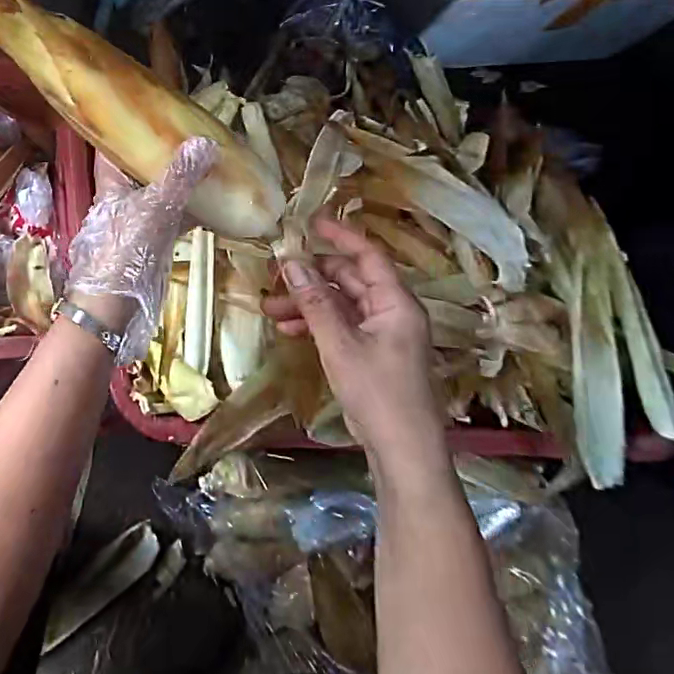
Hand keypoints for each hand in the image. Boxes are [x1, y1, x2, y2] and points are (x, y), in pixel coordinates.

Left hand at [64, 137, 218, 360]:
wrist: (112, 313)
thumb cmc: (123, 256)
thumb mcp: (153, 211)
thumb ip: (178, 179)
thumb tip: (203, 142)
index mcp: (110, 187)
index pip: (112, 149)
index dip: (125, 129)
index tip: (149, 112)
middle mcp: (120, 202)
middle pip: (140, 169)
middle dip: (164, 154)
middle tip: (194, 134)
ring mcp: (136, 224)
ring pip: (160, 194)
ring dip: (181, 182)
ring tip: (211, 162)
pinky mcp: (150, 246)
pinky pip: (173, 219)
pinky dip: (191, 210)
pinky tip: (215, 205)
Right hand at [261, 216, 446, 474]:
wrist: (403, 451)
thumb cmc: (377, 392)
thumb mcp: (339, 344)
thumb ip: (314, 301)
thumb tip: (291, 262)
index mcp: (395, 303)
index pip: (367, 255)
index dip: (339, 236)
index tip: (308, 222)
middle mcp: (391, 311)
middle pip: (348, 279)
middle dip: (310, 276)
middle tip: (274, 276)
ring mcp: (382, 333)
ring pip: (340, 304)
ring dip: (307, 303)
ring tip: (270, 309)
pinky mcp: (372, 353)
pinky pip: (341, 325)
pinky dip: (316, 323)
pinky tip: (289, 330)